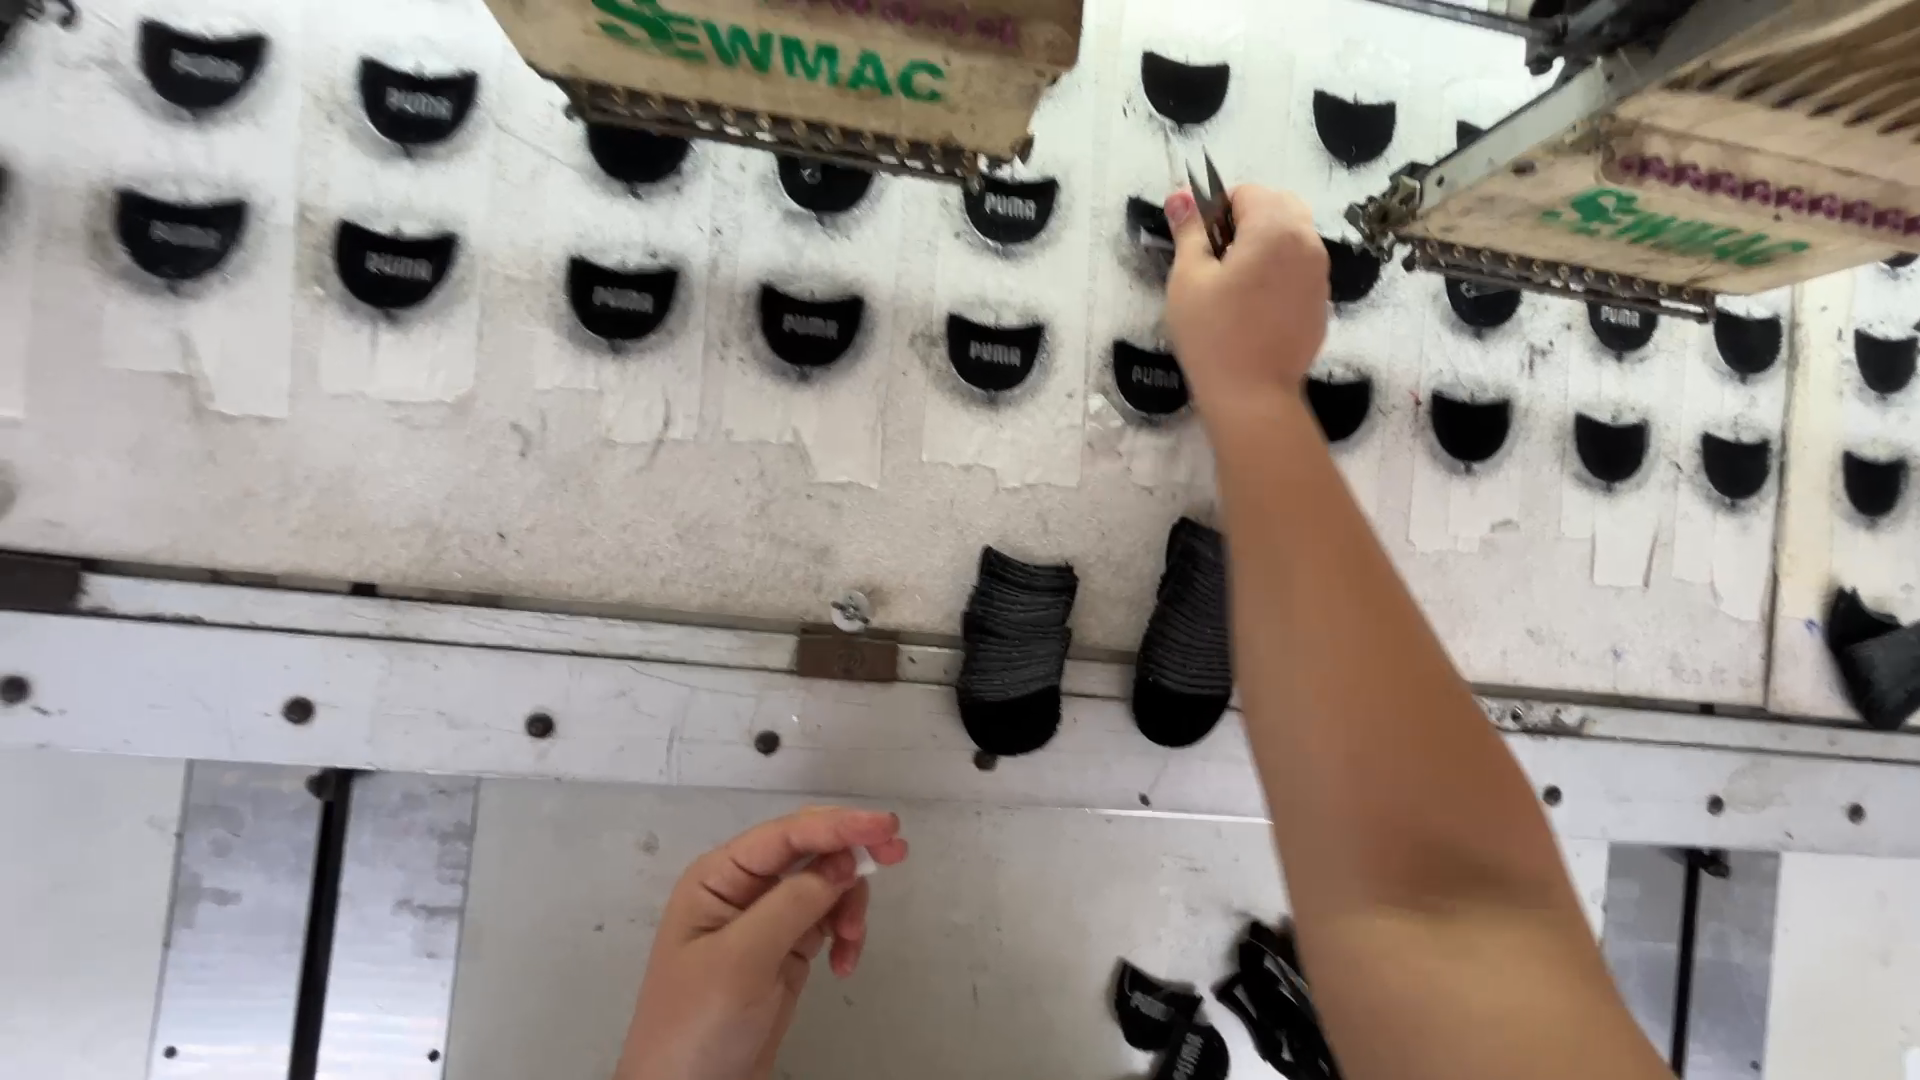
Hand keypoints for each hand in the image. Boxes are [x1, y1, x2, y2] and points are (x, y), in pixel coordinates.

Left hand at [615, 807, 909, 1079]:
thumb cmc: (698, 1024)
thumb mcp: (743, 961)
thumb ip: (794, 902)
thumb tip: (844, 861)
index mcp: (720, 876)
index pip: (787, 834)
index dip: (839, 824)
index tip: (887, 825)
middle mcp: (743, 887)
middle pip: (810, 849)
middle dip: (851, 852)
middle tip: (897, 855)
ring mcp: (767, 919)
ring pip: (825, 884)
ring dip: (848, 904)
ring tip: (851, 942)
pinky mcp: (786, 950)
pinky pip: (827, 920)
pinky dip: (844, 934)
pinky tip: (845, 963)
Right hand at [1163, 185, 1328, 417]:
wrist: (1252, 395)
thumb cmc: (1212, 334)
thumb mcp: (1188, 279)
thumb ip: (1189, 231)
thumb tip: (1180, 194)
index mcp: (1275, 227)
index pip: (1247, 192)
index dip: (1216, 209)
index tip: (1198, 243)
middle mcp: (1307, 241)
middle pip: (1277, 207)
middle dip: (1245, 221)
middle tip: (1215, 260)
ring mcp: (1320, 274)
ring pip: (1292, 238)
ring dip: (1263, 245)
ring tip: (1233, 285)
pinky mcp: (1320, 302)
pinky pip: (1299, 270)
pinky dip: (1277, 273)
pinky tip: (1252, 309)